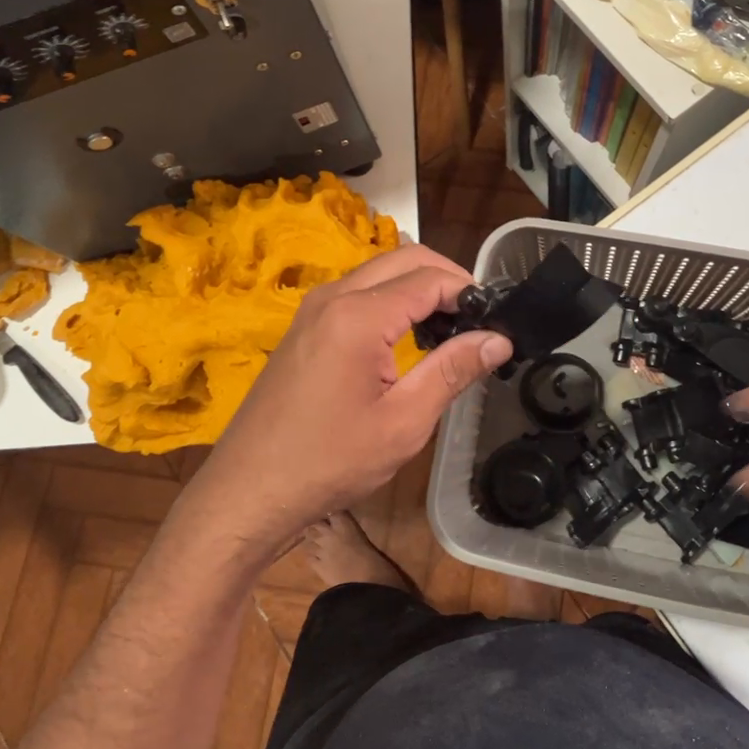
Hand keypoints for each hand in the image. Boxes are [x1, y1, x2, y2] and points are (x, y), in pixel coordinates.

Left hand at [191, 245, 512, 554]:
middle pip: (405, 258)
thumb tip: (499, 338)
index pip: (429, 278)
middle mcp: (333, 296)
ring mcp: (314, 308)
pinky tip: (408, 338)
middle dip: (447, 278)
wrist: (249, 490)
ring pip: (380, 270)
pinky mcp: (305, 325)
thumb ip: (453, 370)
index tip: (497, 319)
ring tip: (450, 328)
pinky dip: (391, 298)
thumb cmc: (330, 461)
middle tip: (478, 319)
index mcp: (358, 315)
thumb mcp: (404, 422)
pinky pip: (358, 291)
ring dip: (418, 285)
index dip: (469, 291)